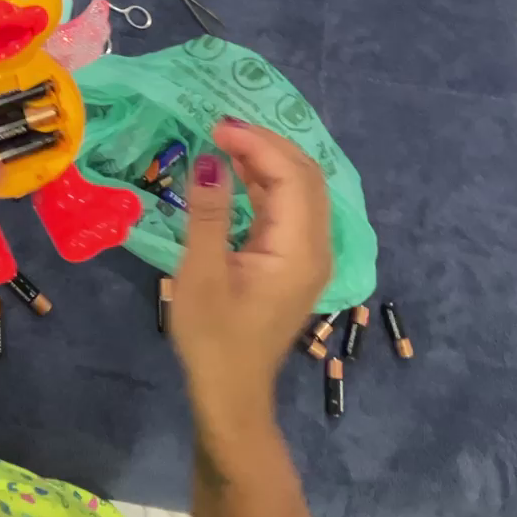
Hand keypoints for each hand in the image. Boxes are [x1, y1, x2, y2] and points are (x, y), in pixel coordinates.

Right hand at [170, 118, 333, 414]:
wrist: (230, 390)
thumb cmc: (212, 335)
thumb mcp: (201, 273)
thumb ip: (209, 214)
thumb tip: (211, 160)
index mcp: (298, 250)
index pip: (291, 177)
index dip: (257, 144)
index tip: (216, 127)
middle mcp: (316, 248)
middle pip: (305, 177)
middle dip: (267, 144)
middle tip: (220, 126)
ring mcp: (309, 256)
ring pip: (301, 191)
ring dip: (268, 161)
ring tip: (225, 140)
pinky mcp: (295, 263)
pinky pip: (290, 210)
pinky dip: (266, 184)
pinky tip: (238, 174)